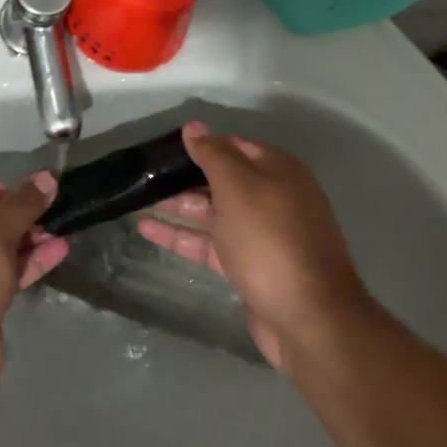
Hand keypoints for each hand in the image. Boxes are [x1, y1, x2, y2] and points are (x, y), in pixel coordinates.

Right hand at [137, 121, 370, 367]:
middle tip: (143, 173)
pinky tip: (147, 230)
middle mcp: (273, 198)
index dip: (199, 143)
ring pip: (212, 212)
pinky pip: (210, 242)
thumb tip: (194, 126)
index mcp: (278, 171)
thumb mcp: (238, 188)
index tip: (162, 146)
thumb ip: (213, 154)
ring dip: (177, 205)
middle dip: (183, 176)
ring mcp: (261, 234)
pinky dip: (181, 235)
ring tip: (137, 198)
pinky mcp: (249, 265)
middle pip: (221, 179)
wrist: (309, 320)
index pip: (232, 145)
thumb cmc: (270, 241)